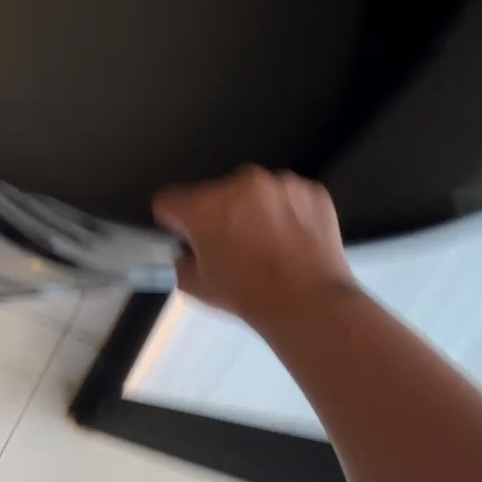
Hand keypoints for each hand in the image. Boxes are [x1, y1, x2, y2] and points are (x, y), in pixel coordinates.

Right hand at [152, 166, 359, 324]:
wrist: (306, 298)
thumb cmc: (242, 292)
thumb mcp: (191, 283)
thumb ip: (182, 257)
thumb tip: (192, 249)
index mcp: (203, 207)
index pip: (168, 200)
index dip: (172, 220)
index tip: (184, 235)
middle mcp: (241, 184)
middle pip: (212, 193)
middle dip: (213, 213)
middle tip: (225, 243)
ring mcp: (281, 183)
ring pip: (250, 192)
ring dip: (248, 210)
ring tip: (260, 241)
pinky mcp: (312, 190)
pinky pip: (284, 197)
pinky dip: (280, 212)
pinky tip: (286, 238)